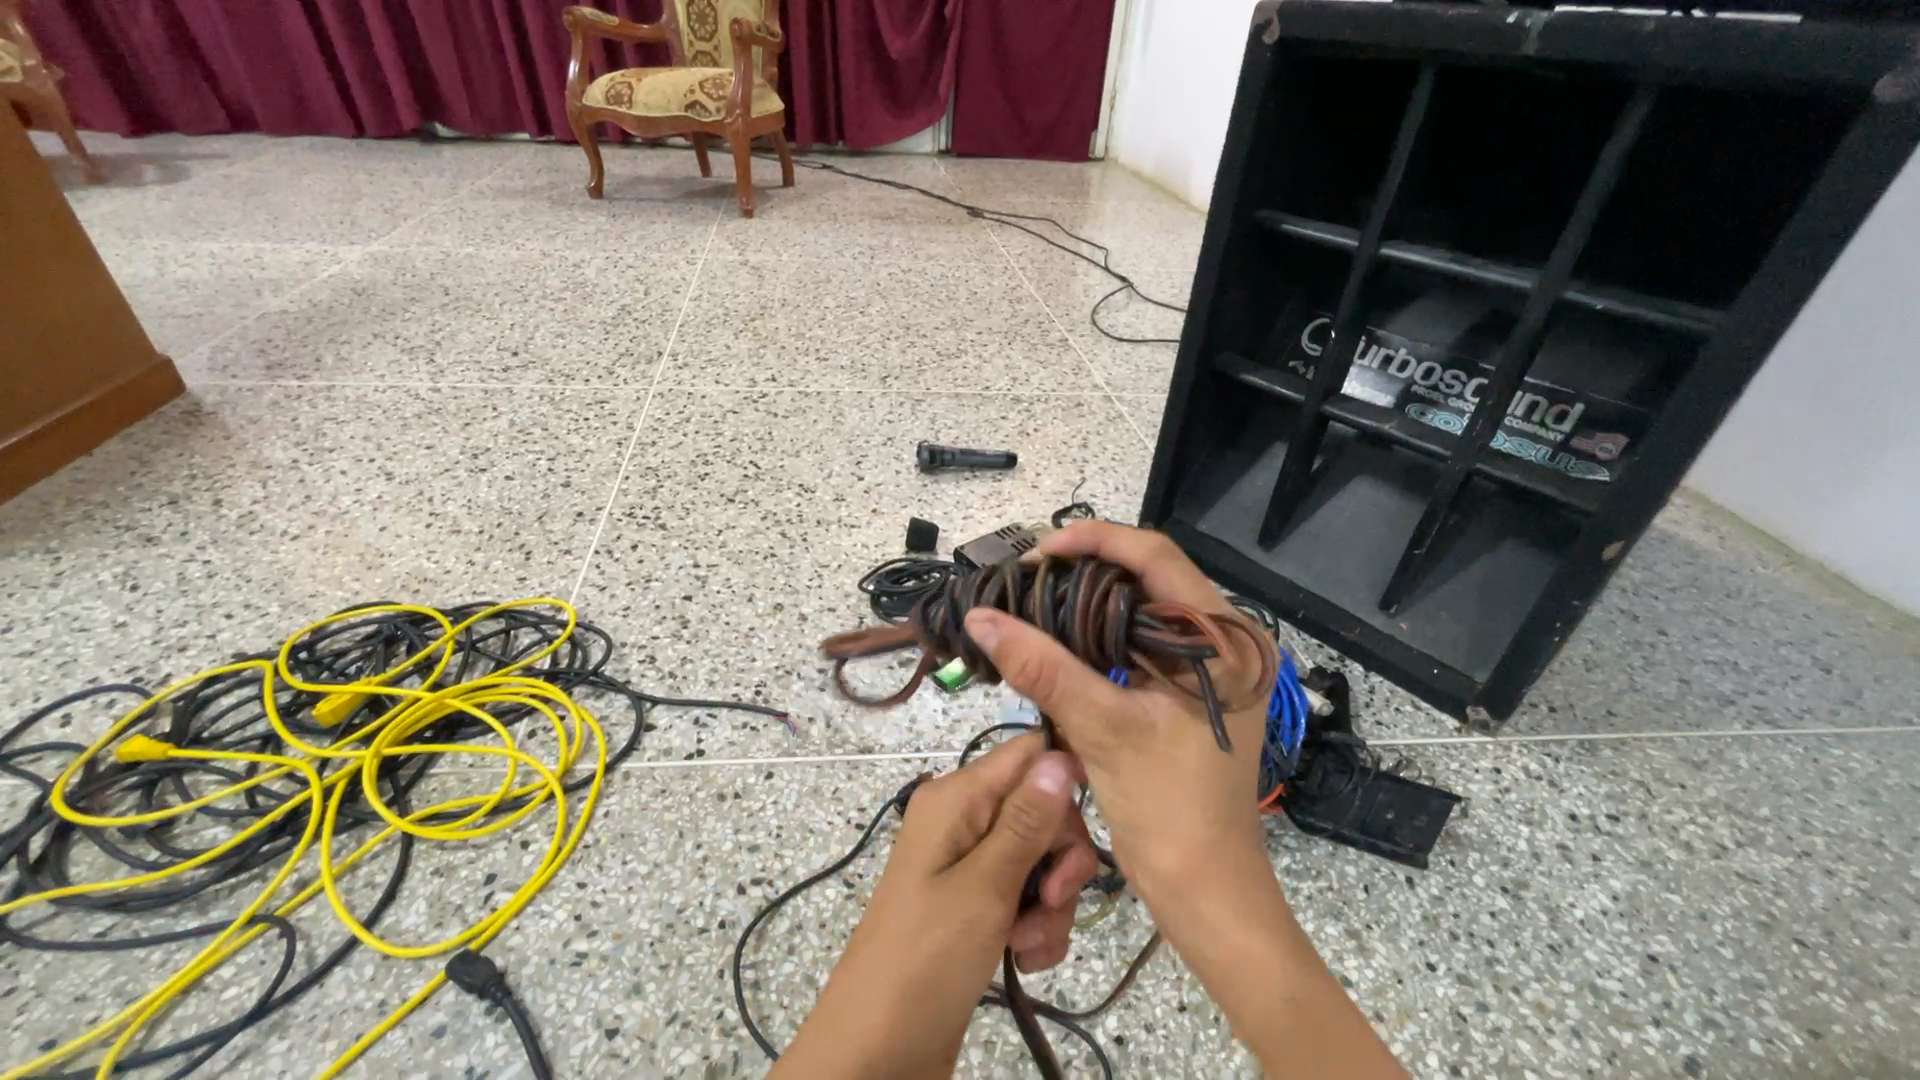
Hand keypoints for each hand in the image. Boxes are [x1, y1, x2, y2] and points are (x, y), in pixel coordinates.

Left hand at [773, 736, 1096, 1078]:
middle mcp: (964, 820)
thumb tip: (1060, 755)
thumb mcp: (983, 887)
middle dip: (1059, 858)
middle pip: (1043, 810)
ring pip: (1042, 860)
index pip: (1027, 754)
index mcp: (956, 797)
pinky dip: (1036, 927)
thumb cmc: (925, 959)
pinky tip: (1024, 958)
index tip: (1085, 827)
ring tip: (1026, 943)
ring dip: (1050, 904)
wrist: (879, 1052)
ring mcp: (971, 865)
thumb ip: (1026, 822)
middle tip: (1049, 900)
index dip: (1065, 780)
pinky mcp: (979, 905)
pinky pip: (1029, 897)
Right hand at [961, 523, 1273, 914]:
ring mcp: (1210, 666)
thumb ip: (1042, 668)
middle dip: (1086, 571)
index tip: (1038, 553)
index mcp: (1226, 639)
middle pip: (1149, 577)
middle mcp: (1227, 640)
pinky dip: (1100, 637)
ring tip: (1034, 602)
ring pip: (1142, 610)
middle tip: (1026, 580)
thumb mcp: (1102, 729)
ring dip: (1090, 604)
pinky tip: (1059, 640)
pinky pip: (1140, 643)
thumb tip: (982, 617)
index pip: (1157, 557)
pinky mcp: (1190, 689)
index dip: (1096, 541)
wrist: (1203, 885)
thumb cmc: (1168, 809)